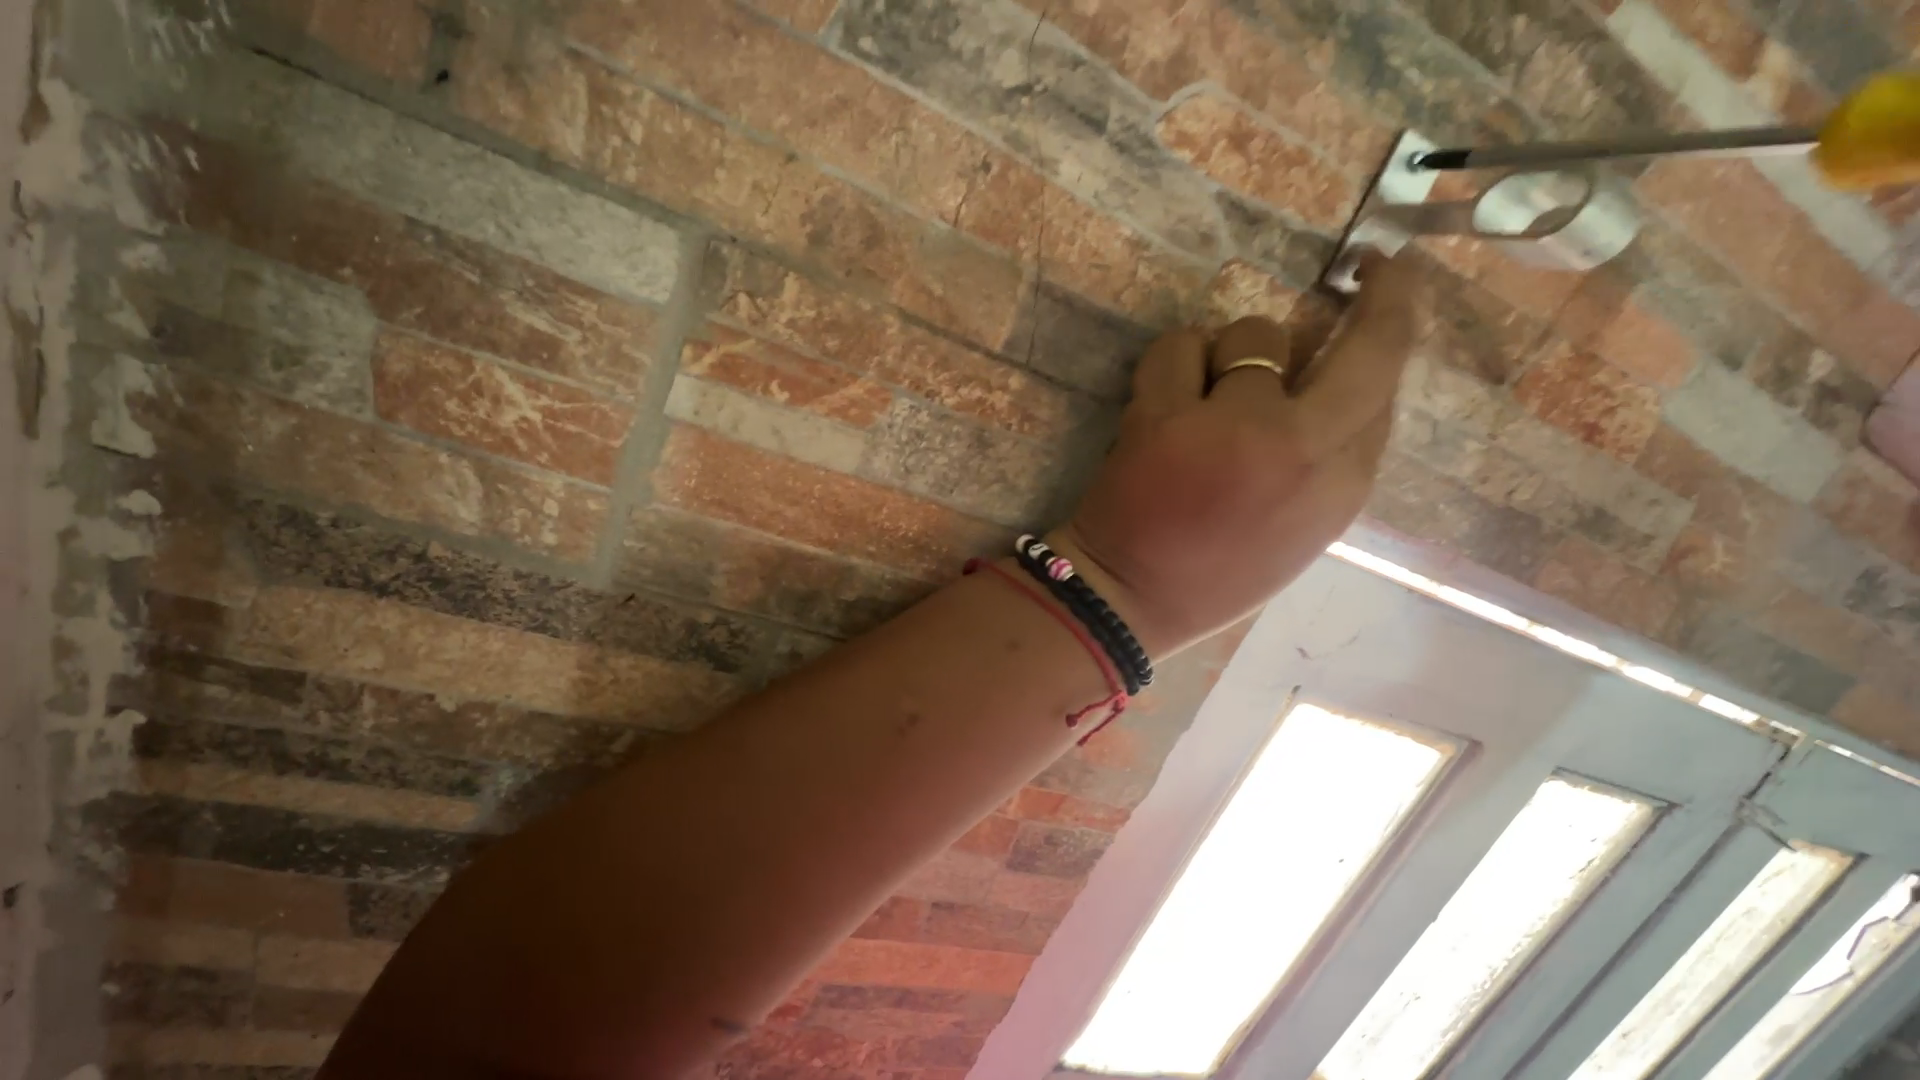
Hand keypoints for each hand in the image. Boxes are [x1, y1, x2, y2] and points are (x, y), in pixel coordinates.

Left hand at [1052, 255, 1421, 656]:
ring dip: (1227, 354)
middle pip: (1364, 346)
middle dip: (1381, 295)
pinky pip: (1181, 344)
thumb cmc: (1214, 570)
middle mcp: (1304, 452)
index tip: (1388, 290)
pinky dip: (1172, 362)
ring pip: (1255, 335)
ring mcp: (1236, 430)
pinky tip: (1160, 404)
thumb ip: (1332, 454)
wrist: (1128, 600)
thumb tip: (1334, 371)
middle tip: (1371, 264)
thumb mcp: (1302, 527)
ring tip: (1198, 403)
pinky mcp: (1167, 417)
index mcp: (1342, 489)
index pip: (1387, 386)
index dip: (1389, 329)